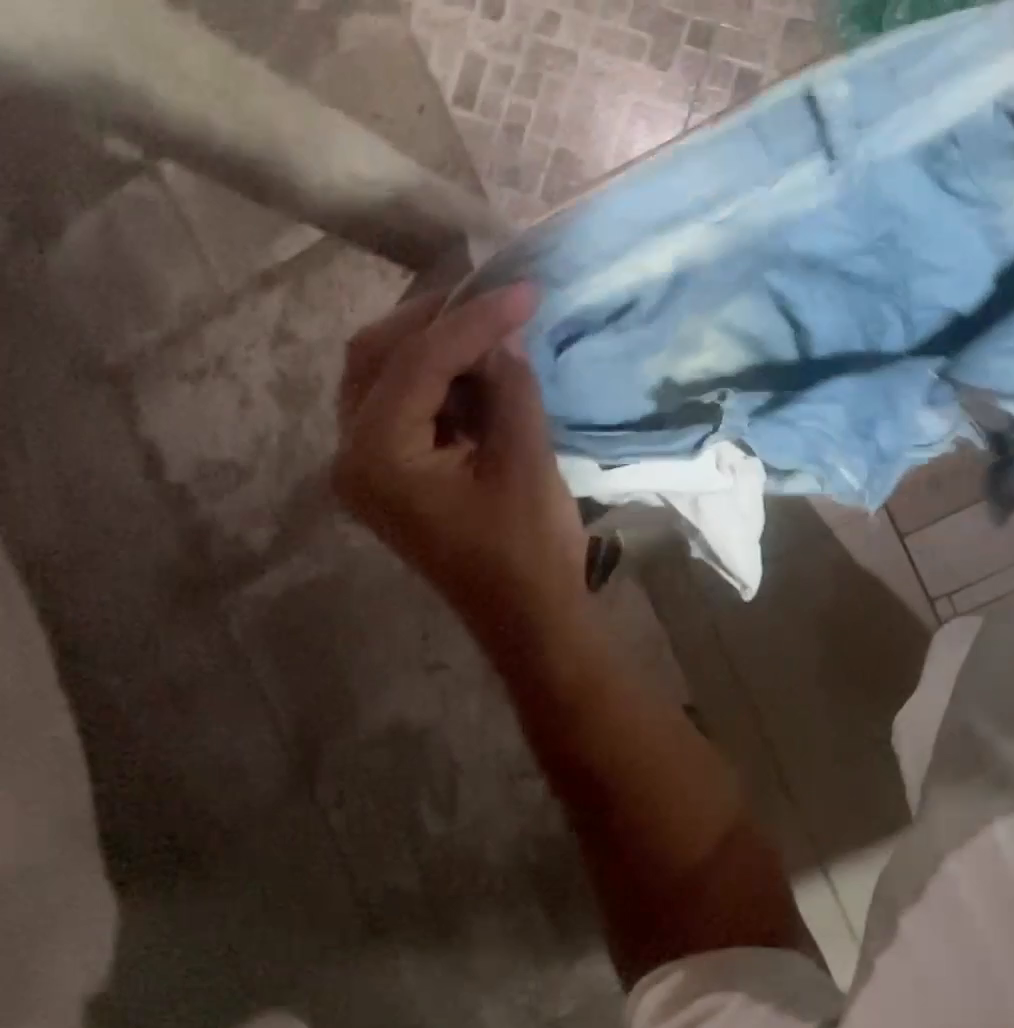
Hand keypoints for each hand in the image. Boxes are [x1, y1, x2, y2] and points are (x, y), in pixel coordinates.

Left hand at [333, 284, 587, 639]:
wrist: (529, 619)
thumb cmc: (530, 552)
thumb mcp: (527, 465)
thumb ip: (510, 394)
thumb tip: (506, 336)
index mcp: (378, 455)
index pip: (416, 362)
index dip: (472, 320)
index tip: (524, 290)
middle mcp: (353, 454)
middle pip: (377, 358)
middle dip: (438, 321)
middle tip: (499, 298)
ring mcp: (369, 467)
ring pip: (386, 379)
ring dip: (438, 348)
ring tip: (497, 329)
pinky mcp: (395, 476)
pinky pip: (406, 409)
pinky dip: (442, 382)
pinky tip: (485, 373)